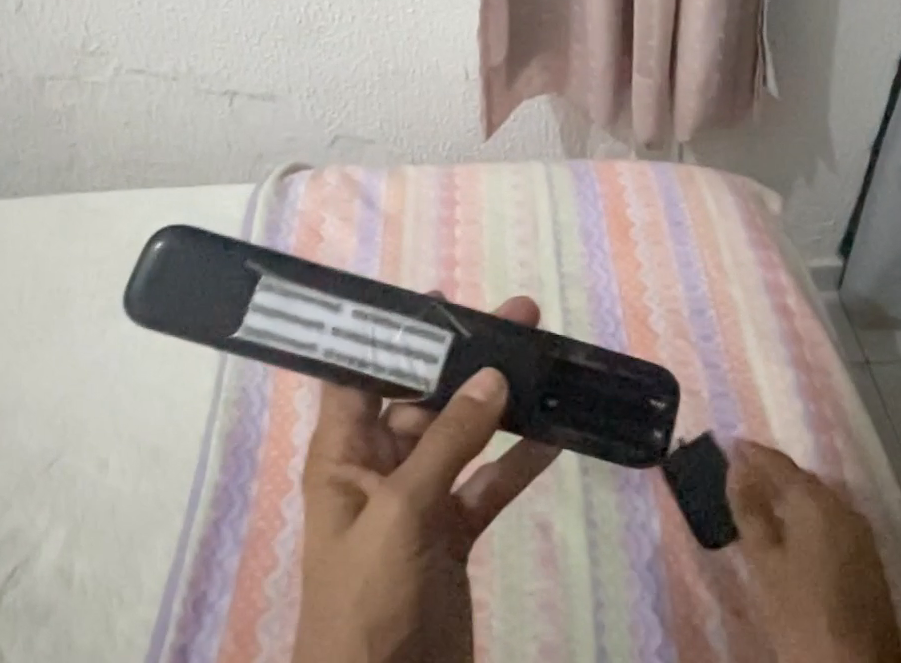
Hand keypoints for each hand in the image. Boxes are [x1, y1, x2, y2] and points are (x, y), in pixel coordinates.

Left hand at [293, 296, 560, 662]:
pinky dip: (520, 461)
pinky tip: (557, 434)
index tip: (439, 300)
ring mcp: (420, 500)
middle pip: (424, 397)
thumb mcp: (402, 509)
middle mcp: (380, 467)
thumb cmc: (368, 599)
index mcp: (343, 454)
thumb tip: (492, 376)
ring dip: (501, 403)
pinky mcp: (454, 532)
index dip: (390, 336)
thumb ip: (448, 439)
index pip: (360, 374)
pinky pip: (490, 482)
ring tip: (545, 358)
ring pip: (464, 435)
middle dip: (466, 360)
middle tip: (518, 318)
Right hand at [728, 440, 900, 662]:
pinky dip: (807, 517)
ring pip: (819, 501)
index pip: (780, 464)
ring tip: (761, 498)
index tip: (729, 443)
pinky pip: (831, 521)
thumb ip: (750, 510)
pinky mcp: (868, 560)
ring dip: (790, 495)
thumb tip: (738, 466)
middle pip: (802, 480)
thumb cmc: (800, 614)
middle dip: (772, 472)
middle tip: (741, 470)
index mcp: (817, 503)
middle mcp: (844, 509)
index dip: (753, 453)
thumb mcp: (764, 563)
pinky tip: (791, 531)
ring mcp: (861, 535)